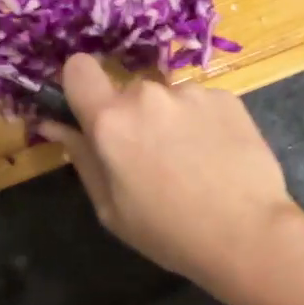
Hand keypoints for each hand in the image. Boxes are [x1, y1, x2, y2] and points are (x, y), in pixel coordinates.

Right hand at [40, 55, 303, 292]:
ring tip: (192, 169)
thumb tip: (57, 126)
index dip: (81, 89)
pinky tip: (217, 162)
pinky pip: (201, 106)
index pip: (78, 69)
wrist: (246, 234)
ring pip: (167, 101)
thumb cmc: (169, 235)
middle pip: (128, 93)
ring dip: (170, 124)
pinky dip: (203, 127)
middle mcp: (148, 94)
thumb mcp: (112, 211)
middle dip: (133, 120)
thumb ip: (83, 161)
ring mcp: (191, 92)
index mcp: (110, 122)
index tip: (91, 116)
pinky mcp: (227, 98)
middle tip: (152, 165)